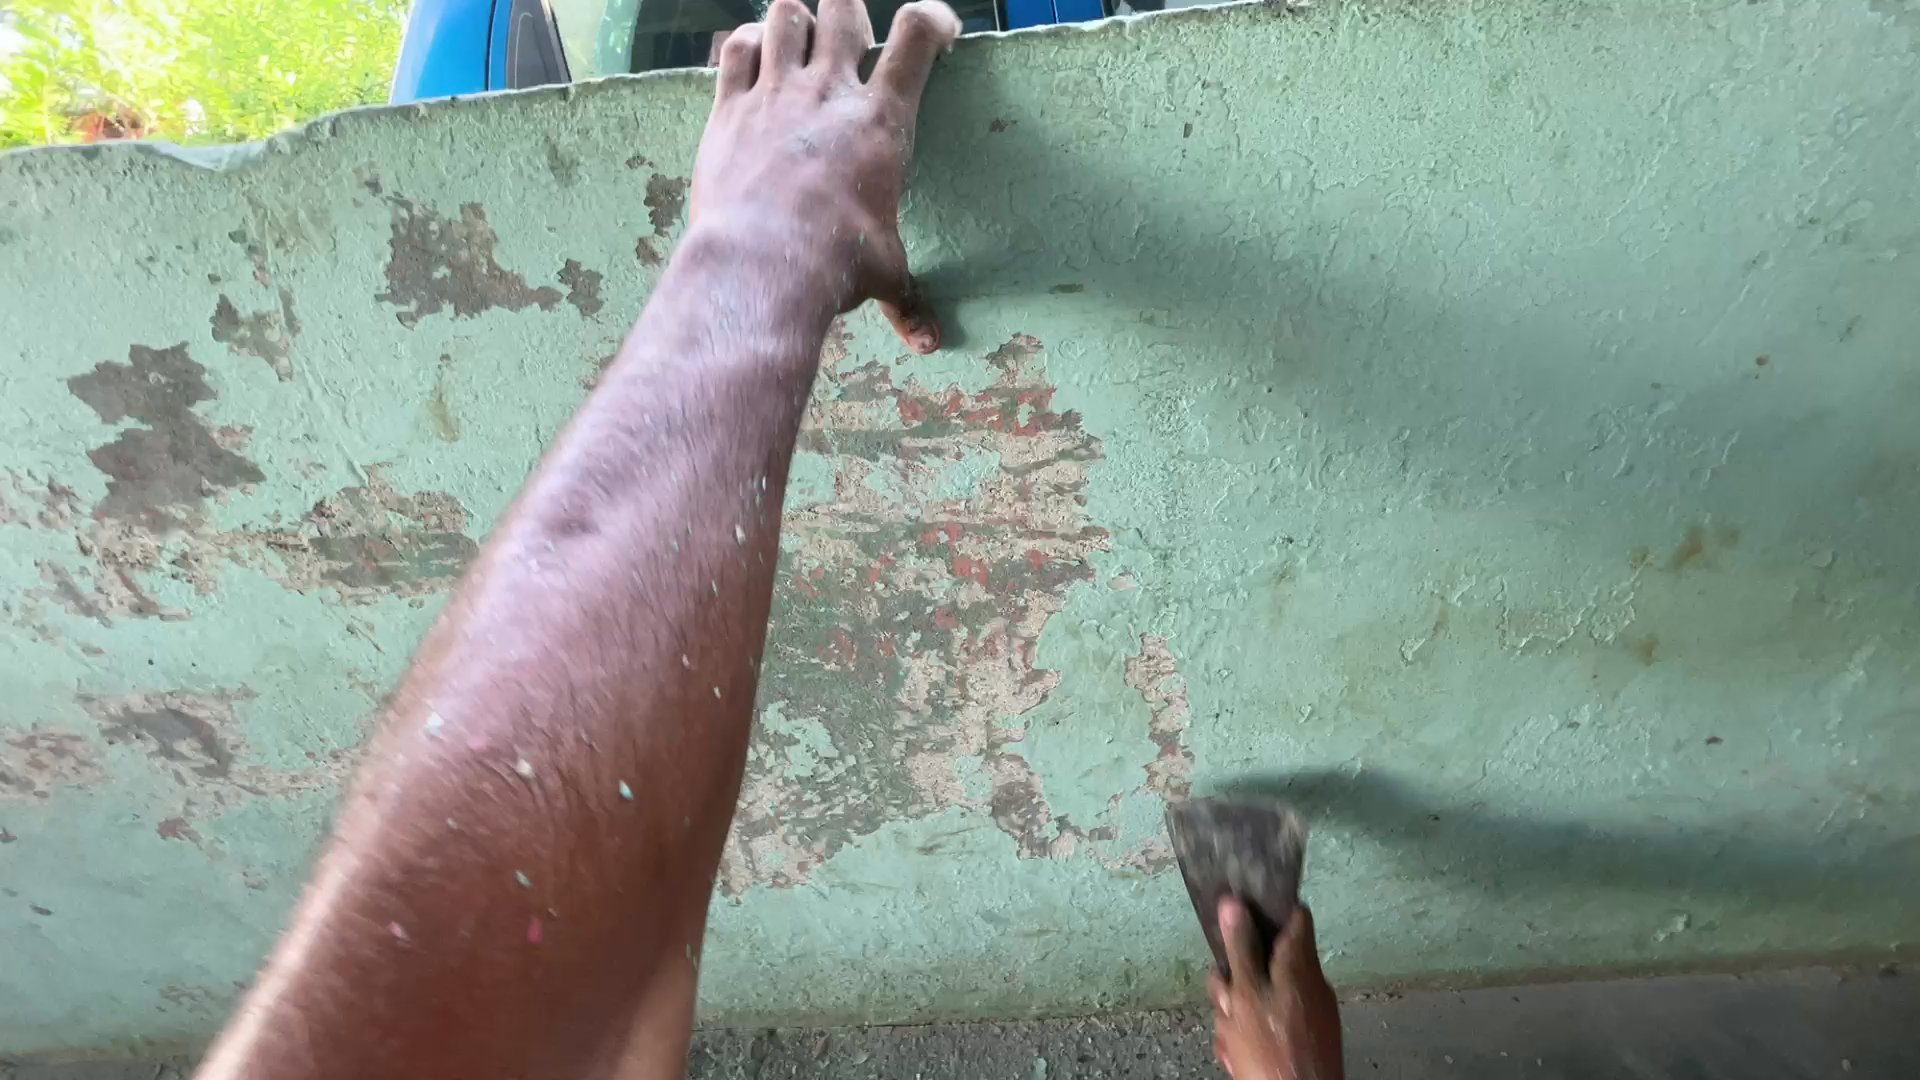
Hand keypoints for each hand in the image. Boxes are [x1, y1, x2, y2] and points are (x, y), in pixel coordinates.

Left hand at [689, 0, 959, 353]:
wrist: (765, 263)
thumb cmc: (838, 265)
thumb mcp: (884, 278)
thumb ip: (907, 300)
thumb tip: (930, 343)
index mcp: (882, 124)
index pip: (916, 39)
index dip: (933, 20)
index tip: (940, 29)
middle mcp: (830, 93)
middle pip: (843, 8)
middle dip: (850, 12)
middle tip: (851, 38)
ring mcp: (776, 94)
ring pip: (785, 14)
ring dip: (796, 20)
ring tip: (798, 43)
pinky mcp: (729, 109)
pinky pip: (734, 49)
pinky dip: (745, 44)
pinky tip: (751, 58)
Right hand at [1209, 898, 1344, 1079]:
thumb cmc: (1270, 1046)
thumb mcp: (1245, 993)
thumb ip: (1240, 947)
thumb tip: (1233, 901)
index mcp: (1300, 963)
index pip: (1294, 915)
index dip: (1266, 909)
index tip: (1239, 915)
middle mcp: (1311, 983)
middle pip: (1268, 959)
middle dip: (1238, 976)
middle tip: (1226, 999)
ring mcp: (1311, 1014)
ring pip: (1263, 993)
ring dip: (1239, 1011)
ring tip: (1232, 1037)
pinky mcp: (1306, 1041)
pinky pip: (1271, 1022)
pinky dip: (1252, 1033)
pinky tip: (1239, 1054)